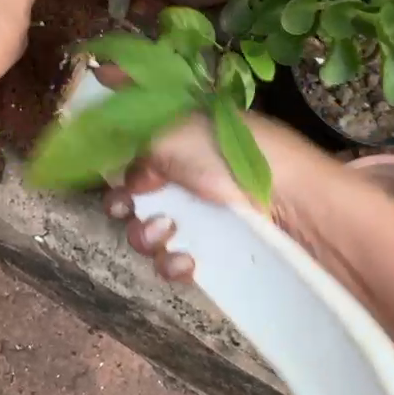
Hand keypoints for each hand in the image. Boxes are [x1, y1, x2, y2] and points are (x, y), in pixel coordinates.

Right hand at [103, 98, 371, 295]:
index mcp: (180, 136)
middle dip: (122, 202)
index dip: (112, 154)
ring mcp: (199, 214)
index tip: (96, 164)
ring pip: (146, 230)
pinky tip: (187, 260)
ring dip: (145, 233)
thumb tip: (120, 165)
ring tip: (167, 231)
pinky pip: (173, 260)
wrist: (296, 208)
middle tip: (128, 207)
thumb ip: (135, 140)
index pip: (134, 140)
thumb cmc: (235, 157)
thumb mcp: (176, 132)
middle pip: (132, 192)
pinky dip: (172, 262)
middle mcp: (186, 173)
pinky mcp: (212, 251)